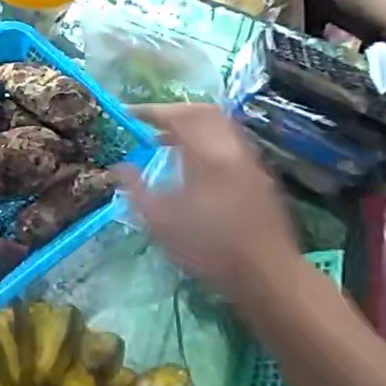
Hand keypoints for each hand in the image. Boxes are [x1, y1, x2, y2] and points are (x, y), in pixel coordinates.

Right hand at [117, 104, 300, 300]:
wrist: (266, 274)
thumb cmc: (207, 248)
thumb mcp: (159, 221)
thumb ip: (135, 188)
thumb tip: (119, 166)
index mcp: (207, 156)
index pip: (177, 116)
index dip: (149, 111)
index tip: (126, 114)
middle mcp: (233, 150)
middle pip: (204, 112)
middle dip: (173, 112)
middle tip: (147, 122)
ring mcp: (250, 163)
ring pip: (220, 127)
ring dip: (191, 126)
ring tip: (164, 142)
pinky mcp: (259, 178)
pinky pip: (229, 143)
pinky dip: (205, 141)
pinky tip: (190, 164)